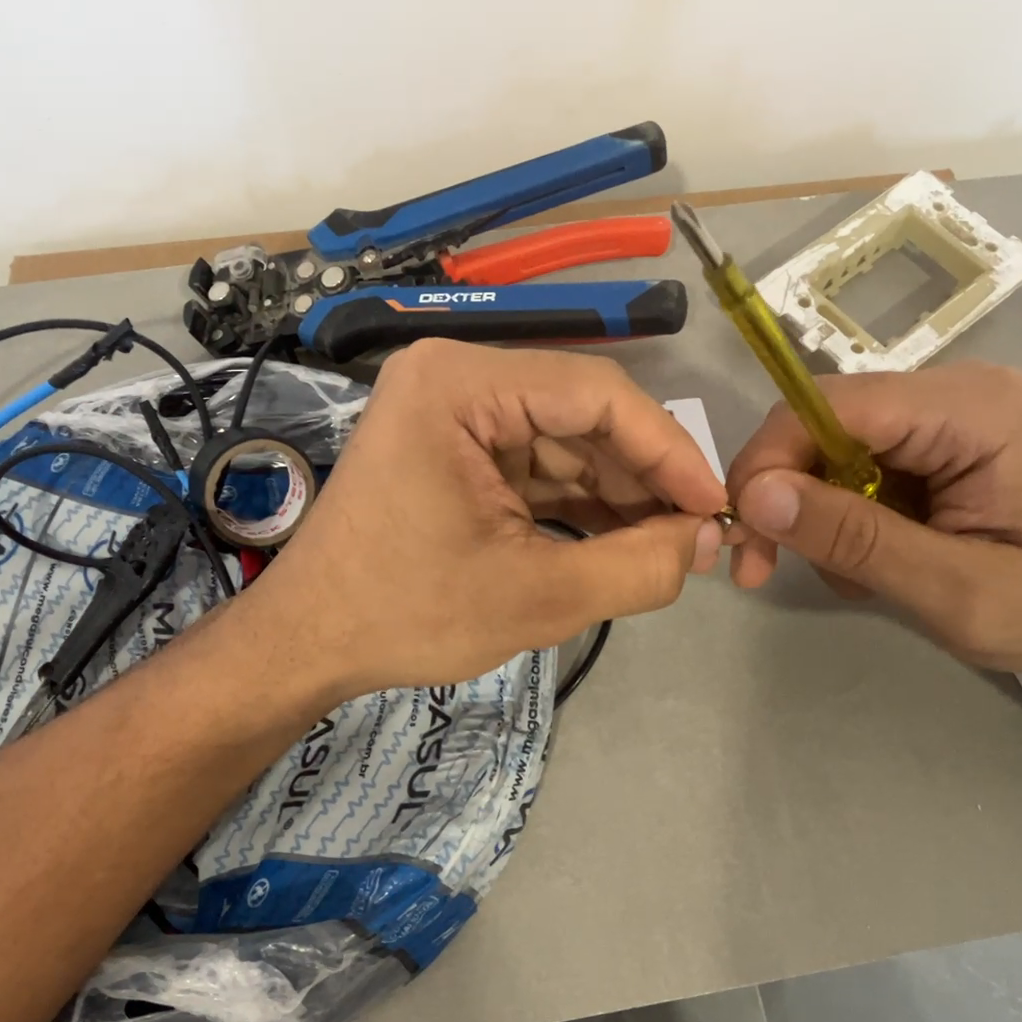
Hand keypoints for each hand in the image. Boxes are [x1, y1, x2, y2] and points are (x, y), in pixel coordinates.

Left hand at [240, 340, 730, 697]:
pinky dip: (575, 502)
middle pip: (580, 414)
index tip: (714, 508)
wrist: (307, 643)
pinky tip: (618, 540)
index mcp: (461, 384)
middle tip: (694, 538)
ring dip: (615, 493)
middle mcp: (454, 378)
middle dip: (641, 478)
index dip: (668, 451)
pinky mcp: (450, 450)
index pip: (597, 394)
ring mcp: (449, 413)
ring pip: (562, 442)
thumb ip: (637, 568)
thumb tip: (705, 542)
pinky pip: (531, 464)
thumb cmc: (406, 614)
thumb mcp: (536, 598)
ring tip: (664, 547)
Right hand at [726, 362, 1021, 674]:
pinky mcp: (944, 443)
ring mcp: (950, 415)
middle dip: (785, 495)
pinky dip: (848, 517)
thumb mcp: (954, 590)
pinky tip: (879, 561)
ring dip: (818, 515)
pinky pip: (861, 466)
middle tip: (763, 568)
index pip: (828, 405)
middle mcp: (956, 391)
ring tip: (855, 579)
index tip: (744, 534)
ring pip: (833, 449)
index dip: (769, 460)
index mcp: (971, 409)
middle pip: (823, 423)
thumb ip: (855, 539)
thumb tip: (756, 496)